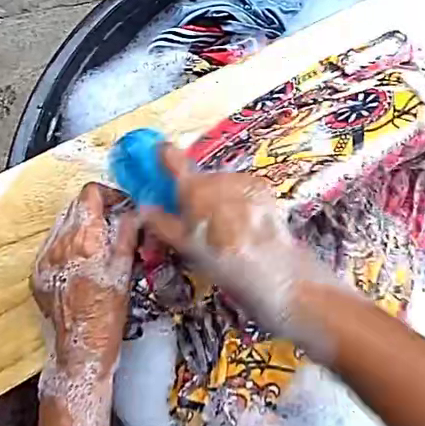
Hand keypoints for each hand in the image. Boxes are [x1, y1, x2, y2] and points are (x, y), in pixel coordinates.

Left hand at [33, 182, 139, 387]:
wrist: (80, 351)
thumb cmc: (108, 311)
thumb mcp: (126, 265)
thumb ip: (128, 230)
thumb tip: (133, 209)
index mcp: (85, 239)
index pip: (90, 193)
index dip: (109, 194)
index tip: (121, 205)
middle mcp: (59, 244)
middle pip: (75, 205)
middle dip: (96, 208)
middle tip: (114, 222)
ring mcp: (44, 258)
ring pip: (63, 222)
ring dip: (82, 224)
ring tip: (99, 241)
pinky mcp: (36, 273)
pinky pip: (52, 243)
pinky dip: (68, 242)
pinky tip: (82, 260)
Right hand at [139, 145, 331, 345]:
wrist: (278, 274)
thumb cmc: (227, 268)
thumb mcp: (189, 250)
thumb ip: (165, 225)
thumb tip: (146, 207)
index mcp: (195, 193)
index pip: (175, 162)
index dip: (164, 156)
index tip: (158, 151)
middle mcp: (219, 180)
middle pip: (199, 179)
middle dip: (195, 194)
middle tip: (196, 222)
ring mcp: (243, 181)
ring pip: (220, 184)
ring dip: (217, 198)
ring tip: (224, 229)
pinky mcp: (262, 186)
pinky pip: (240, 188)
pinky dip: (237, 200)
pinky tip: (242, 222)